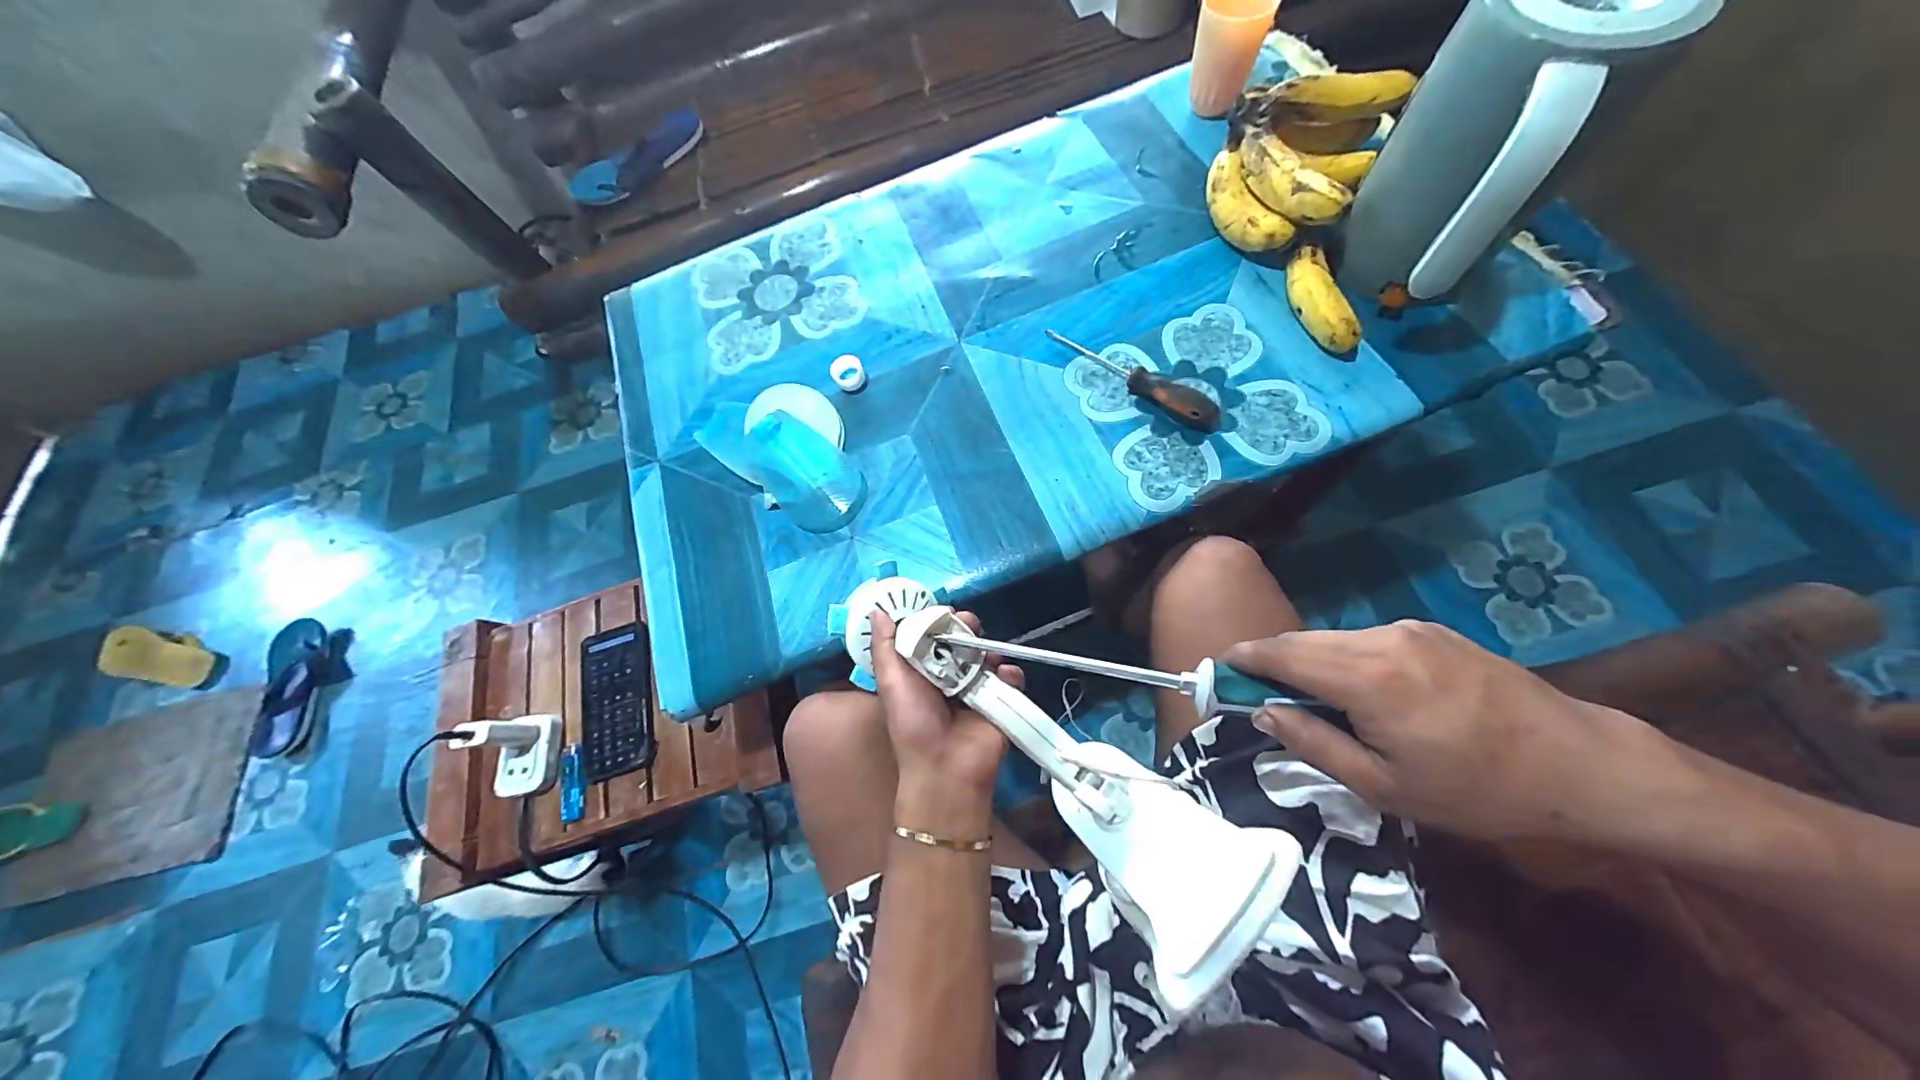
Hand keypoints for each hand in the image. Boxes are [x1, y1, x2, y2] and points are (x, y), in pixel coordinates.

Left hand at [869, 610, 1022, 836]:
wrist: (946, 767)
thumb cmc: (913, 723)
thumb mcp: (891, 682)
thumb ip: (886, 646)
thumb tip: (878, 610)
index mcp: (922, 671)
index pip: (933, 636)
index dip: (939, 622)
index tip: (946, 613)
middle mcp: (950, 676)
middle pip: (963, 641)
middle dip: (967, 629)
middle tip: (970, 625)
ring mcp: (978, 688)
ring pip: (988, 654)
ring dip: (989, 648)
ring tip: (987, 655)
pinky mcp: (1001, 700)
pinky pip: (1011, 678)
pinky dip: (1010, 673)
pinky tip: (1004, 675)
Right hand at [1223, 620, 1686, 841]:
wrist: (1583, 765)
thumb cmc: (1478, 789)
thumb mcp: (1384, 785)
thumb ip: (1313, 743)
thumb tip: (1264, 711)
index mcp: (1367, 677)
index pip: (1282, 653)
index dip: (1244, 658)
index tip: (1218, 668)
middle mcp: (1383, 638)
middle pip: (1304, 641)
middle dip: (1271, 660)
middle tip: (1254, 690)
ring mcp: (1411, 630)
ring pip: (1334, 639)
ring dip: (1308, 660)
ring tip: (1307, 698)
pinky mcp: (1432, 632)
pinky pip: (1366, 640)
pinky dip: (1342, 658)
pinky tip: (1356, 690)